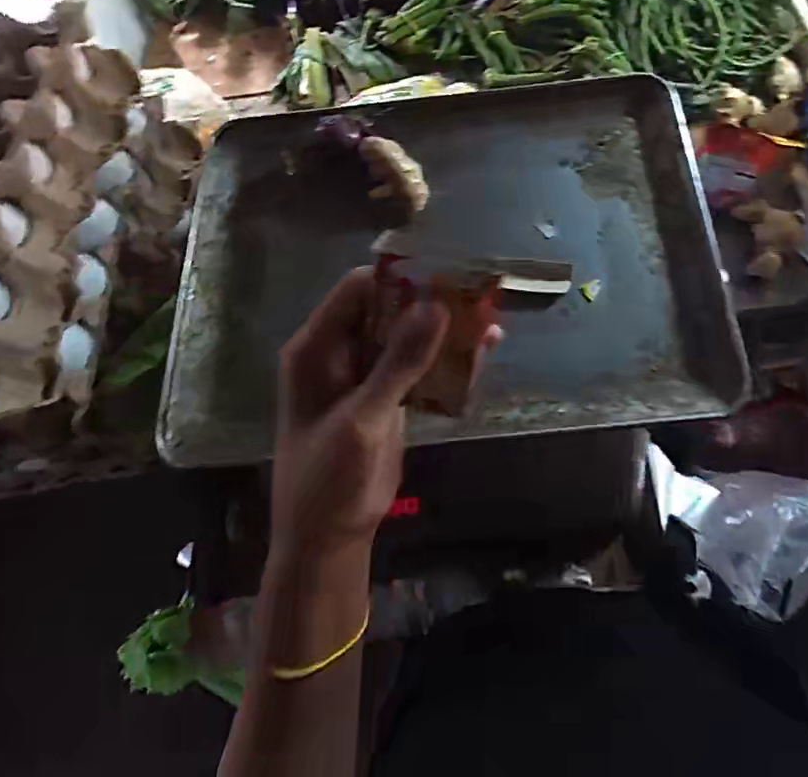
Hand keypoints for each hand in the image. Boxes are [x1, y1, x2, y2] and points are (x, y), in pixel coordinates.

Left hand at [272, 269, 489, 558]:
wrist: (329, 537)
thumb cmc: (328, 479)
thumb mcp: (363, 419)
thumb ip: (399, 362)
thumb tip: (437, 305)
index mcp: (318, 347)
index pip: (357, 290)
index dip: (398, 278)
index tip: (444, 271)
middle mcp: (341, 351)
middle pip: (388, 308)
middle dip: (430, 300)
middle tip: (477, 292)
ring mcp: (367, 373)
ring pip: (409, 335)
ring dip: (445, 329)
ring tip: (490, 319)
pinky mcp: (389, 394)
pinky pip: (420, 365)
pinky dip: (448, 358)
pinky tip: (483, 351)